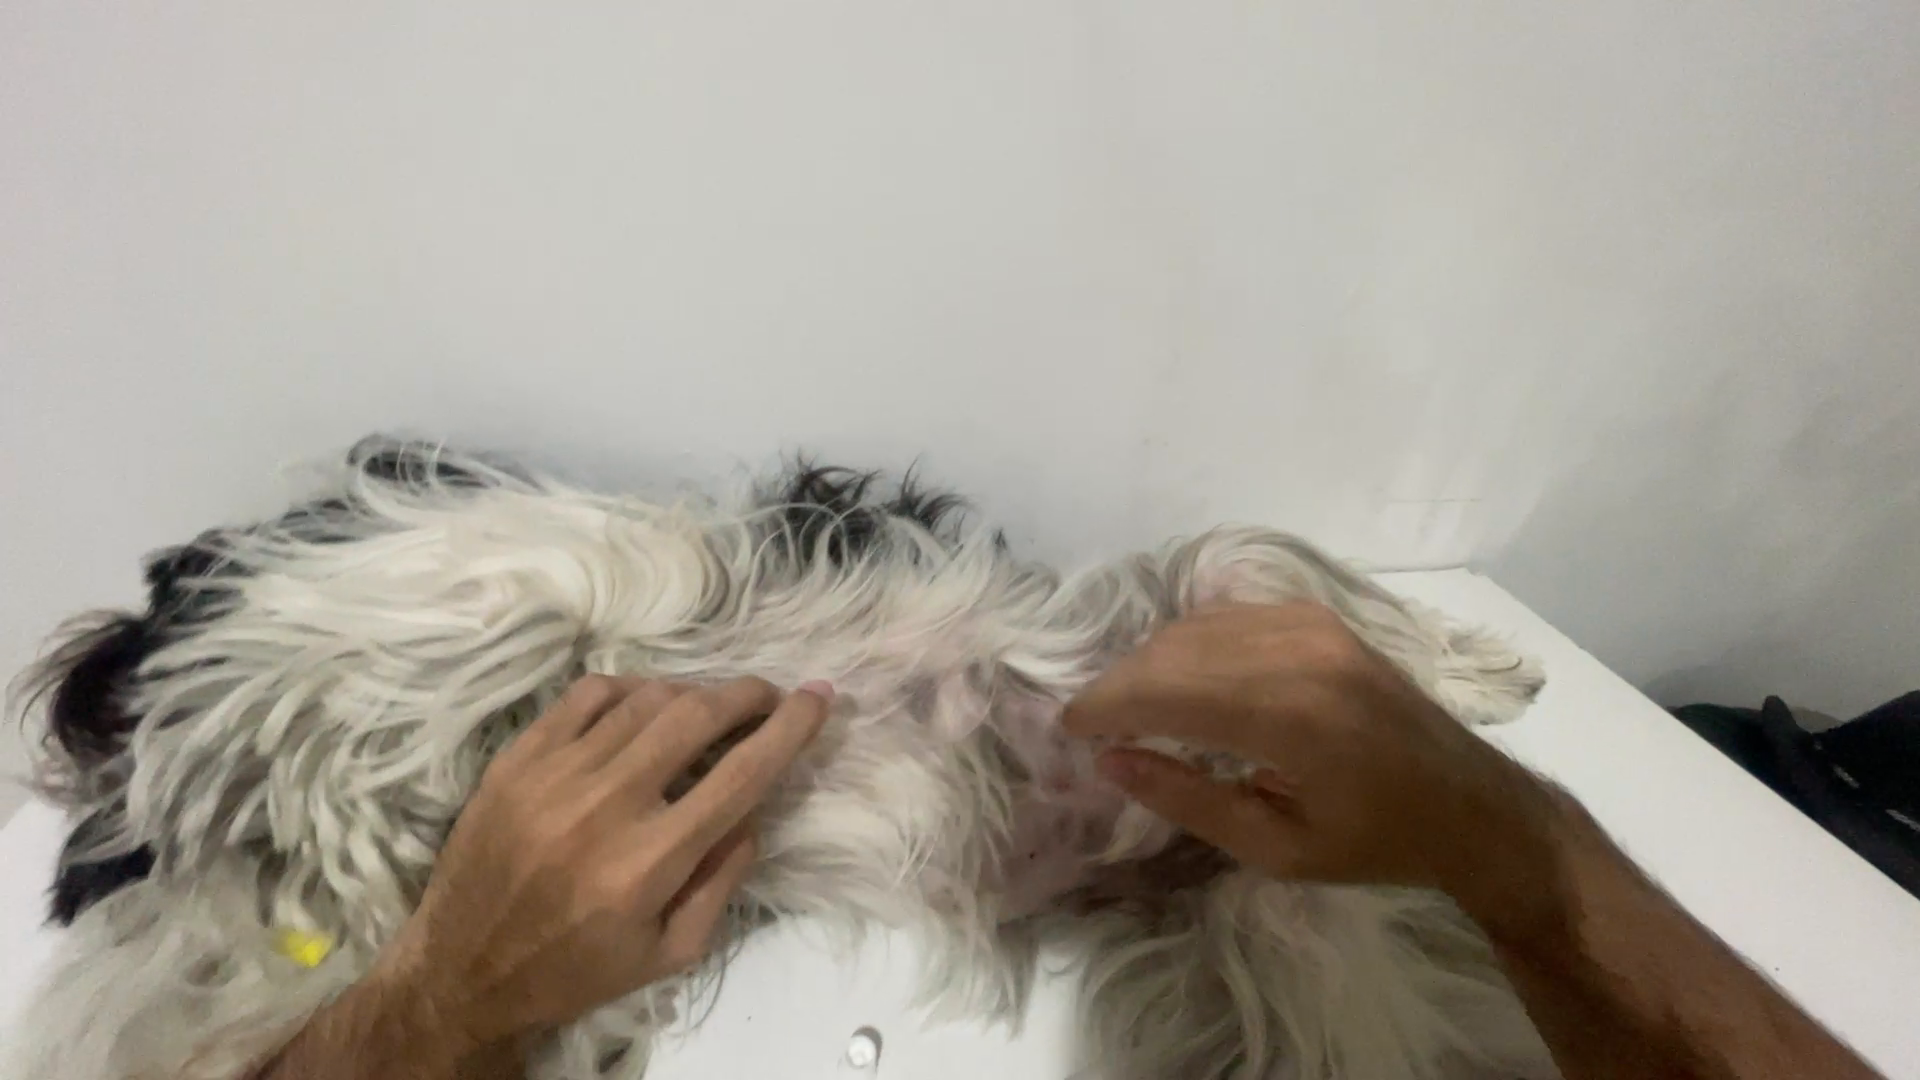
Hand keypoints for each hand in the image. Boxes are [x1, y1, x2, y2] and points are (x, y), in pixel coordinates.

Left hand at [366, 674, 832, 1054]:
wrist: (458, 977)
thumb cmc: (579, 968)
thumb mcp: (674, 951)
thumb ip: (726, 875)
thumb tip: (756, 804)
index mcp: (648, 864)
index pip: (742, 774)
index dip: (791, 727)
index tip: (818, 697)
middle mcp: (603, 809)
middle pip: (697, 717)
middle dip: (748, 695)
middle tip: (768, 696)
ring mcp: (553, 776)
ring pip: (648, 698)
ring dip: (695, 694)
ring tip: (708, 709)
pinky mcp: (516, 759)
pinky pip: (590, 693)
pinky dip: (634, 688)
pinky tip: (644, 706)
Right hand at [1062, 602, 1556, 909]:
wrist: (1470, 803)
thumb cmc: (1373, 841)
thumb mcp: (1275, 848)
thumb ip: (1185, 798)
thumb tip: (1108, 759)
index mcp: (1289, 716)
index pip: (1164, 691)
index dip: (1105, 705)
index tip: (1070, 727)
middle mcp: (1294, 650)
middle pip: (1169, 651)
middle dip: (1118, 685)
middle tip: (1096, 724)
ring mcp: (1305, 623)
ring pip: (1189, 628)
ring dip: (1148, 664)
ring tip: (1133, 707)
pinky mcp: (1311, 614)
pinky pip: (1220, 616)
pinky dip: (1184, 644)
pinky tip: (1179, 676)